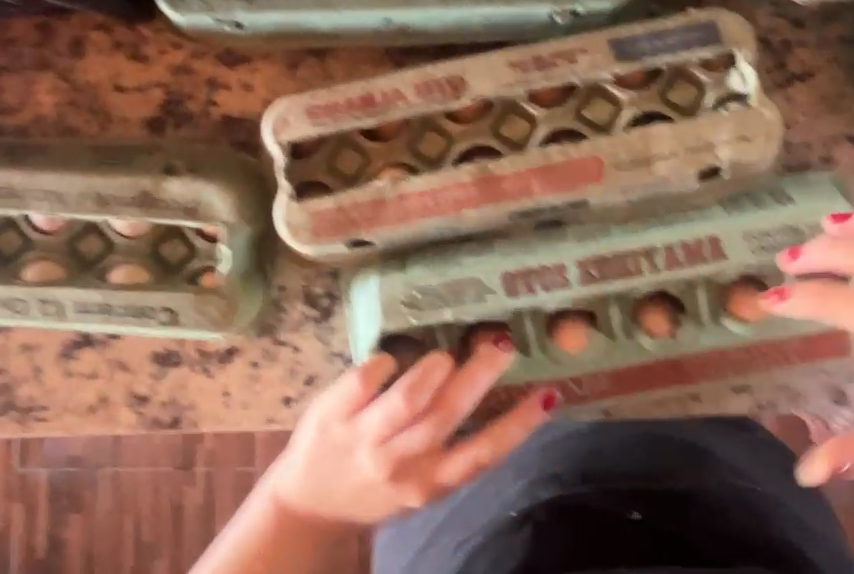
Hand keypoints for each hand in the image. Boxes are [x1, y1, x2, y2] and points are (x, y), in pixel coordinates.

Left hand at [258, 340, 557, 526]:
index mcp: (429, 483)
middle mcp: (400, 464)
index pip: (482, 453)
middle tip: (500, 343)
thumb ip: (447, 446)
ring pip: (409, 396)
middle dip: (479, 374)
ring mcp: (364, 439)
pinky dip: (385, 362)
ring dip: (433, 367)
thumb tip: (485, 391)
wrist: (306, 508)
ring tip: (444, 355)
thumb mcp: (418, 482)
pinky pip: (367, 376)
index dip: (517, 424)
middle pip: (447, 413)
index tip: (547, 394)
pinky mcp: (332, 414)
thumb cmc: (372, 486)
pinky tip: (390, 360)